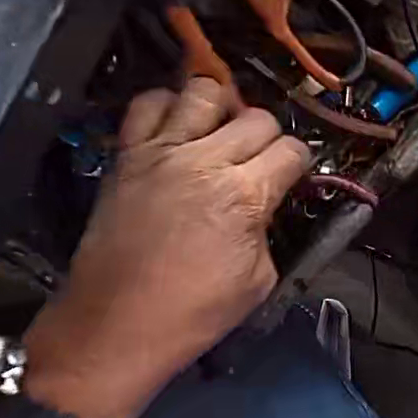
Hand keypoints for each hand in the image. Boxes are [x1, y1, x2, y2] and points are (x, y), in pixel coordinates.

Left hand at [22, 78, 310, 417]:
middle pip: (257, 117)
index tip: (294, 177)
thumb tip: (264, 206)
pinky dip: (168, 106)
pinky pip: (147, 104)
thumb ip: (267, 228)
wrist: (117, 324)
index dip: (301, 163)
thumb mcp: (260, 278)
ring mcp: (160, 151)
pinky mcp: (126, 156)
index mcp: (244, 195)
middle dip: (270, 138)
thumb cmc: (195, 312)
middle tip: (262, 163)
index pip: (292, 151)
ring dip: (224, 110)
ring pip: (204, 92)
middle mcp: (205, 160)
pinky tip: (178, 129)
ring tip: (222, 135)